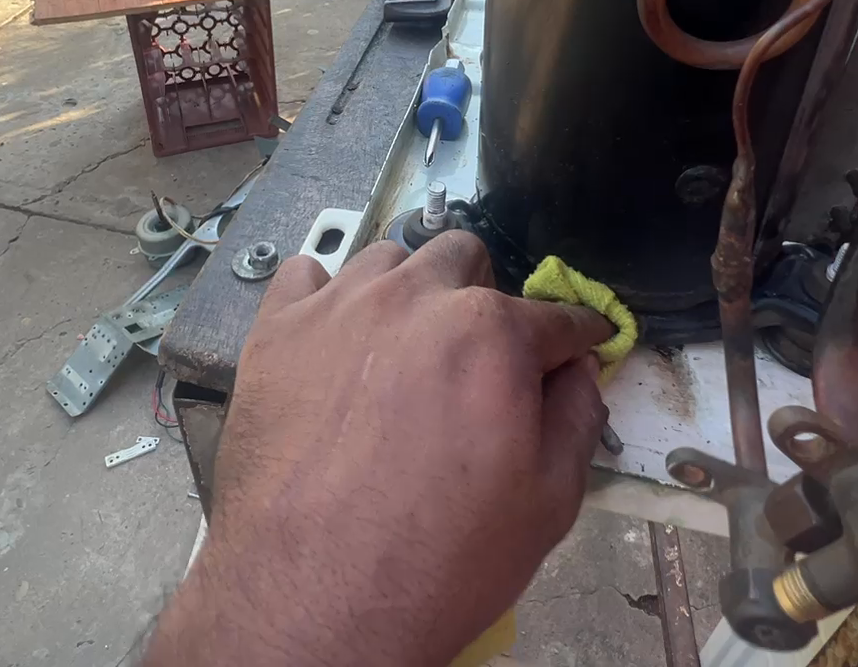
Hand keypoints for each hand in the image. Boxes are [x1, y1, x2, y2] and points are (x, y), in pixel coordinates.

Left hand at [144, 232, 614, 666]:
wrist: (311, 601)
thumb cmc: (440, 558)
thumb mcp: (548, 501)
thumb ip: (578, 415)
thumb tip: (579, 367)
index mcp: (489, 331)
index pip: (555, 315)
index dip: (576, 333)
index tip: (579, 341)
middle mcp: (415, 296)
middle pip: (465, 255)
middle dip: (483, 293)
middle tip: (474, 350)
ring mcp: (339, 304)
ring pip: (389, 257)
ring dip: (408, 290)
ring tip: (400, 345)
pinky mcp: (277, 326)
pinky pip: (306, 272)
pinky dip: (326, 295)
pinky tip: (332, 336)